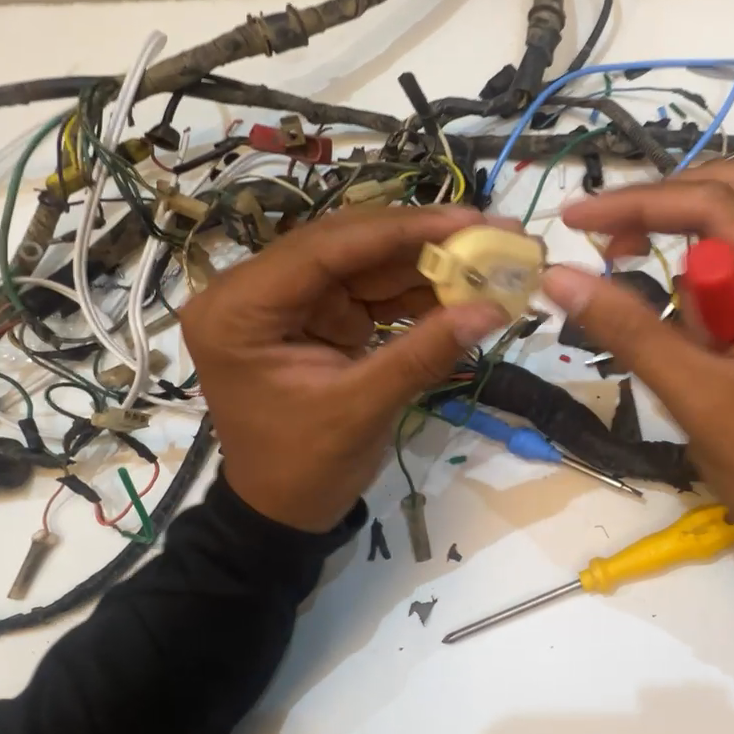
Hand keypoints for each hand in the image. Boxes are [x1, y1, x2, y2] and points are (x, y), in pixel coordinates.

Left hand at [180, 207, 509, 531]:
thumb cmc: (303, 468)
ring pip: (368, 263)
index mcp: (240, 309)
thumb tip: (493, 309)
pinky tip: (466, 286)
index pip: (325, 249)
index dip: (400, 231)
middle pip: (349, 246)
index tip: (467, 221)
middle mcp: (258, 291)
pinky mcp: (320, 317)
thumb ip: (424, 353)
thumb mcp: (363, 409)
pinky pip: (375, 291)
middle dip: (422, 239)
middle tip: (491, 229)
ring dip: (429, 261)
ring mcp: (292, 302)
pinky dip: (421, 290)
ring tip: (491, 253)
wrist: (283, 511)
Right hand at [542, 163, 733, 589]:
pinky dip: (703, 303)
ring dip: (688, 278)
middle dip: (662, 220)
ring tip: (687, 353)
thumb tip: (559, 276)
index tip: (574, 222)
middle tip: (610, 253)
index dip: (639, 203)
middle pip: (728, 202)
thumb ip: (632, 332)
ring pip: (730, 242)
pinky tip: (703, 357)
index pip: (716, 204)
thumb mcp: (701, 399)